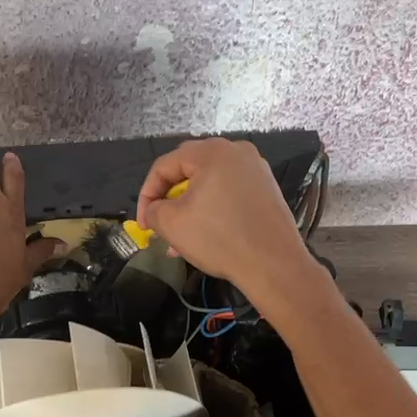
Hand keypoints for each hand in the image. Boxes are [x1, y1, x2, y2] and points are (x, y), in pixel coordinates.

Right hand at [135, 137, 314, 301]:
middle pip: (188, 170)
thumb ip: (153, 210)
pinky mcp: (266, 190)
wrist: (274, 265)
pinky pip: (229, 193)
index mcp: (212, 152)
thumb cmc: (219, 238)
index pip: (165, 165)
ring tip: (179, 240)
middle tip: (159, 225)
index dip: (147, 194)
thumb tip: (155, 210)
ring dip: (189, 209)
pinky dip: (212, 209)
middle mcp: (236, 152)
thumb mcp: (172, 224)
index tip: (143, 224)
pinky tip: (205, 235)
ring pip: (209, 184)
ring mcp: (255, 170)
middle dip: (169, 200)